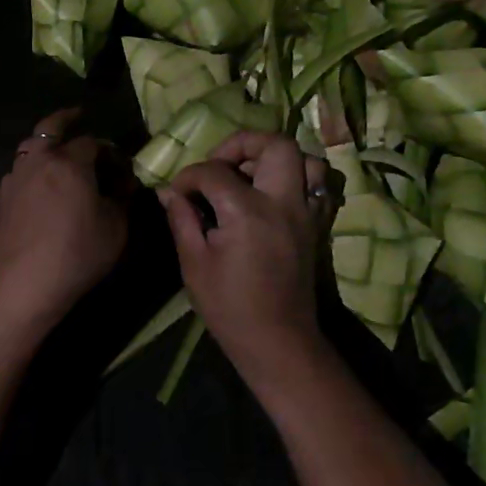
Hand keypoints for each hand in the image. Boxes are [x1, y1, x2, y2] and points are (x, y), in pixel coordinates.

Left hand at [0, 109, 131, 325]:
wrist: (25, 283)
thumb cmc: (77, 253)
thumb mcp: (116, 229)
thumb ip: (122, 201)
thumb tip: (124, 186)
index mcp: (70, 163)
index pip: (93, 142)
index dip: (110, 150)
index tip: (120, 166)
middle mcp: (40, 161)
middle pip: (51, 127)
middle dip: (67, 118)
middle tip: (78, 115)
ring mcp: (17, 177)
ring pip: (30, 146)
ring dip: (45, 142)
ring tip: (58, 151)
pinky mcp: (3, 197)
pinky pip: (20, 169)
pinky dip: (32, 166)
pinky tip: (40, 183)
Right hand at [158, 132, 338, 360]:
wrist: (277, 341)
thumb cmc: (228, 306)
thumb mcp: (194, 263)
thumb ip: (182, 219)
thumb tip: (169, 193)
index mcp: (247, 211)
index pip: (213, 171)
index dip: (189, 177)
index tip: (178, 194)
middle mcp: (283, 202)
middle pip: (275, 145)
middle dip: (243, 144)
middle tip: (220, 164)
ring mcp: (306, 213)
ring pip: (305, 160)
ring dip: (274, 159)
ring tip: (248, 175)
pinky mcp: (316, 226)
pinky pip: (316, 187)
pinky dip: (295, 179)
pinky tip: (270, 196)